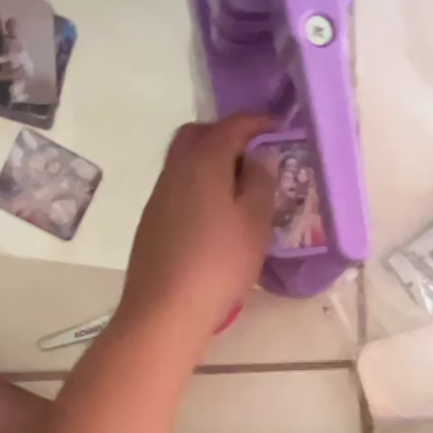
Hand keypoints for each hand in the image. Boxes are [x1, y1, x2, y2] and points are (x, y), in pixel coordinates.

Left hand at [117, 114, 277, 333]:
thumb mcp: (254, 224)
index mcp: (203, 163)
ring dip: (212, 162)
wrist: (166, 310)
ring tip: (240, 187)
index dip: (258, 122)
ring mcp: (159, 196)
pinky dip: (200, 186)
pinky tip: (217, 216)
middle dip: (227, 135)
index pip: (232, 127)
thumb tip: (259, 157)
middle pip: (198, 135)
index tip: (279, 128)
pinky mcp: (153, 222)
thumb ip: (261, 183)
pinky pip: (179, 187)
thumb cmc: (219, 265)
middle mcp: (175, 170)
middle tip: (255, 154)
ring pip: (185, 161)